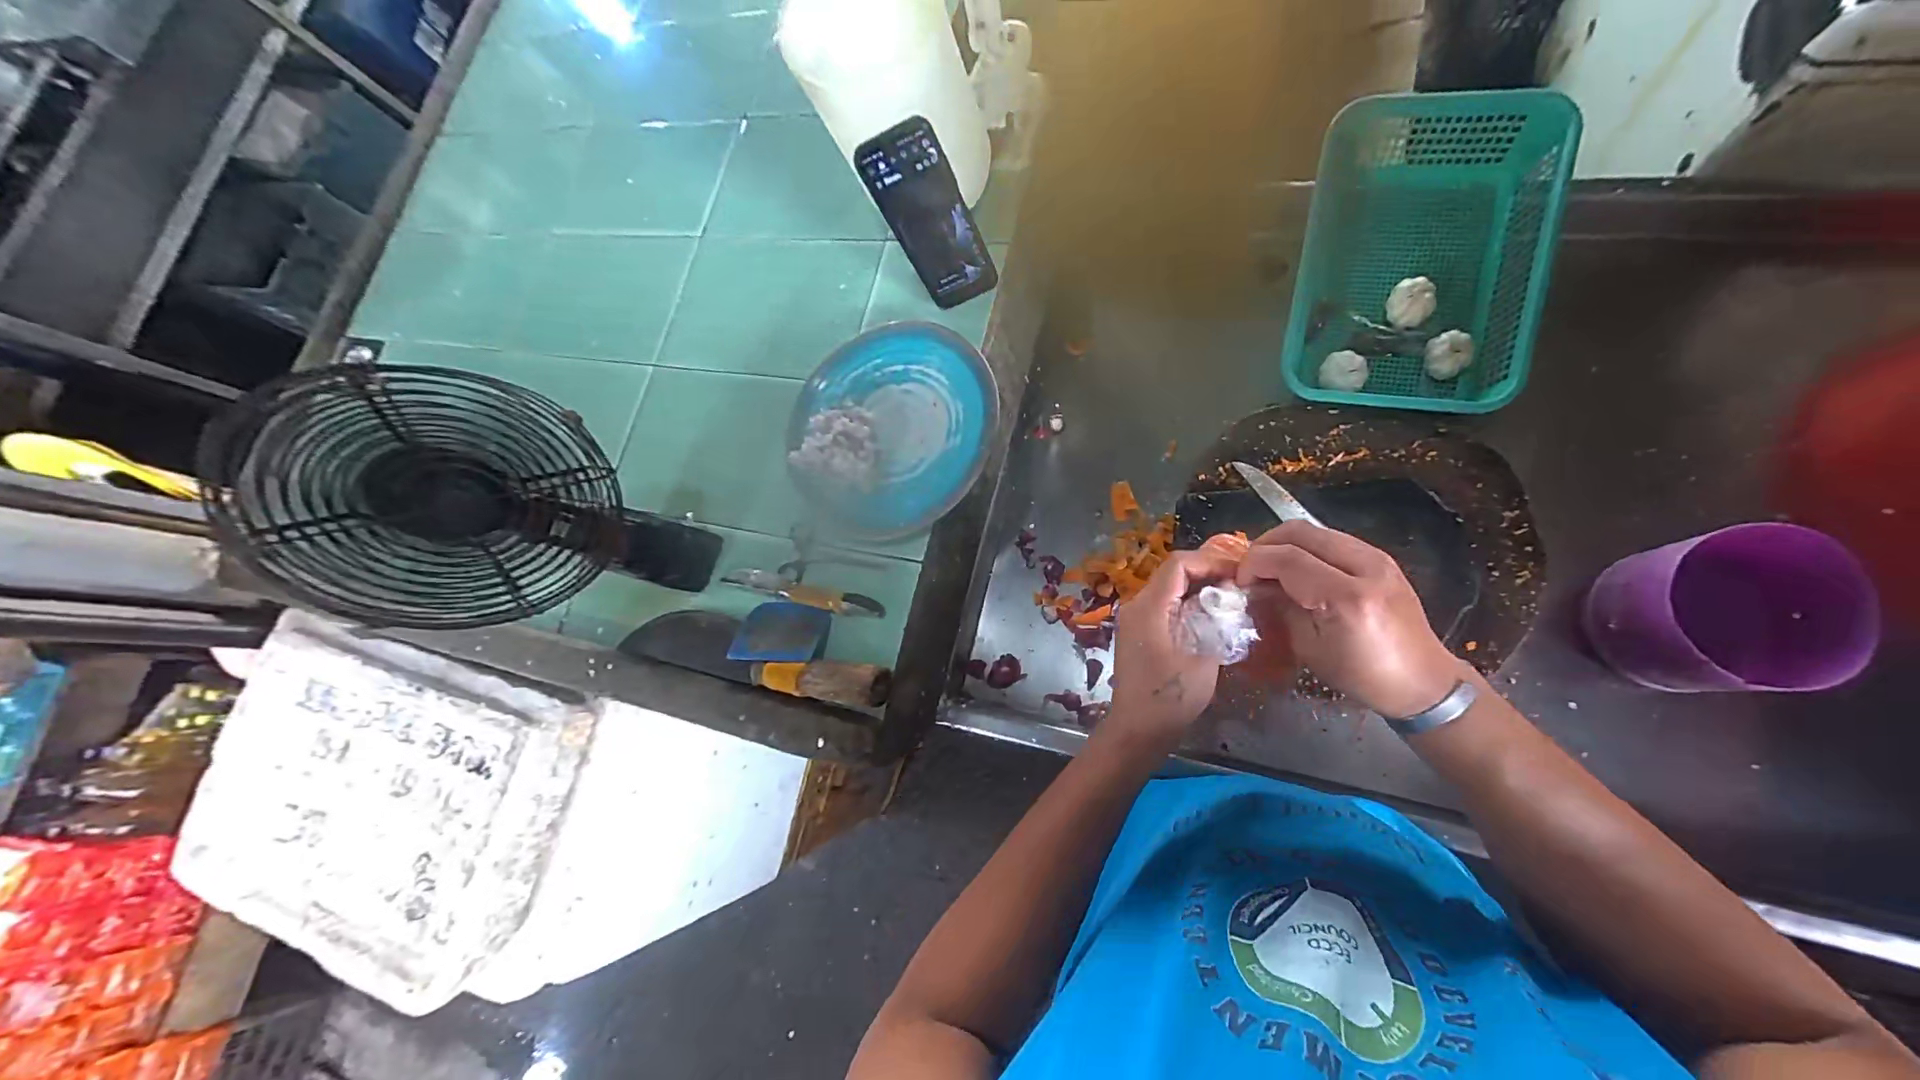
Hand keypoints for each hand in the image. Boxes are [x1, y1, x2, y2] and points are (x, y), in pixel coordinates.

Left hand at [1109, 549, 1239, 746]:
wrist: (1138, 730)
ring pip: (1170, 590)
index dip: (1211, 562)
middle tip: (1241, 585)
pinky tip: (1213, 618)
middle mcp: (1137, 606)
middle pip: (1173, 574)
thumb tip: (1230, 599)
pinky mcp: (1140, 634)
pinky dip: (1189, 605)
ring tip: (1232, 599)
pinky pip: (1166, 607)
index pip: (1178, 564)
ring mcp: (1136, 620)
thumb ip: (1216, 622)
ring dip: (1200, 589)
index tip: (1240, 572)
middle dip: (1208, 574)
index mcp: (1148, 607)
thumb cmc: (1169, 697)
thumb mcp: (1203, 658)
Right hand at [1236, 522, 1463, 717]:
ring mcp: (1377, 559)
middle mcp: (1366, 568)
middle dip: (1265, 545)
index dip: (1253, 563)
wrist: (1423, 681)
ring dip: (1285, 544)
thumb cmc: (1362, 675)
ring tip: (1270, 569)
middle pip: (1299, 532)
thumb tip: (1257, 585)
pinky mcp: (1381, 559)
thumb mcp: (1308, 647)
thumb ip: (1281, 607)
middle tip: (1250, 569)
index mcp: (1347, 597)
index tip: (1239, 581)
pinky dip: (1306, 548)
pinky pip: (1331, 540)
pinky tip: (1297, 570)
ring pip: (1315, 530)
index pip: (1286, 558)